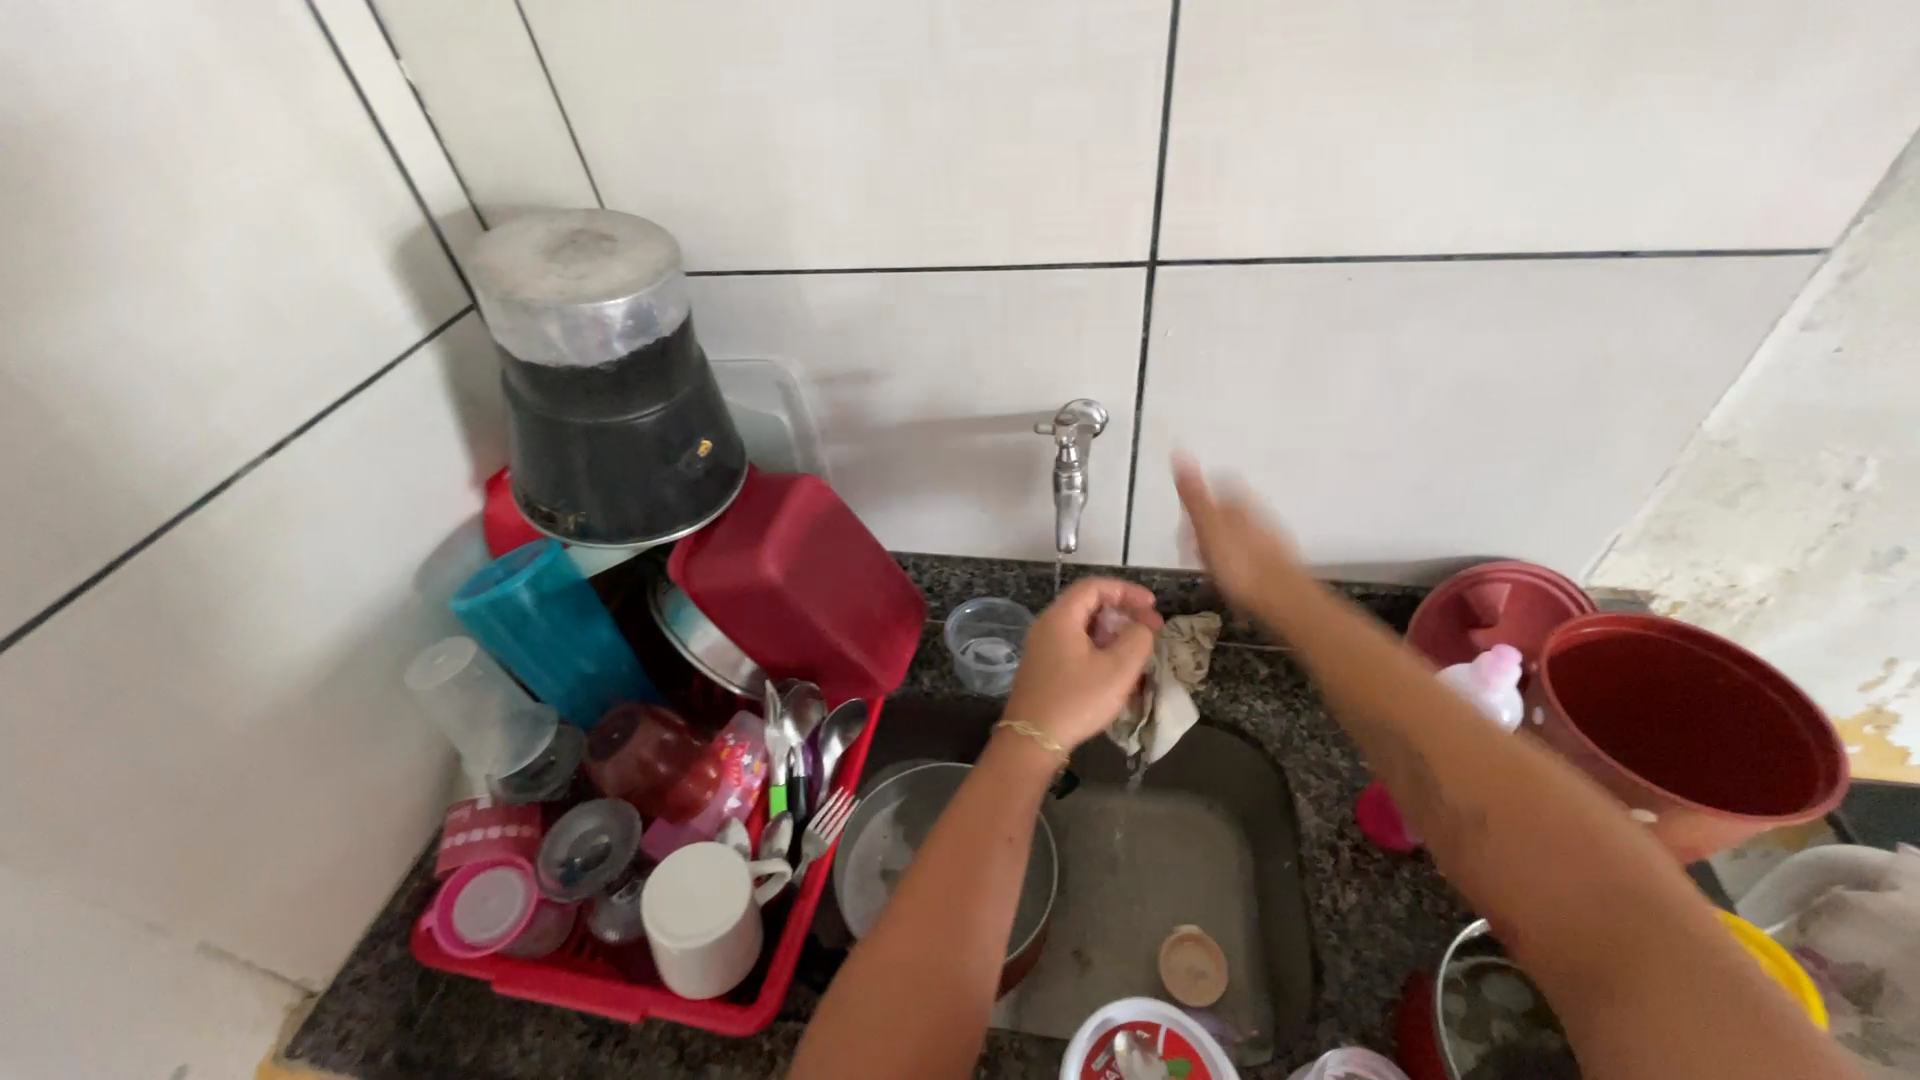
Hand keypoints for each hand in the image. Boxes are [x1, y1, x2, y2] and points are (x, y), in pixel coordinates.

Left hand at [1002, 577, 1161, 749]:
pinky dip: (1098, 649)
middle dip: (1122, 612)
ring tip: (1137, 650)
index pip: (1095, 586)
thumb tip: (1143, 625)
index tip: (1152, 605)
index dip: (1127, 591)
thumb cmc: (1076, 700)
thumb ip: (1137, 638)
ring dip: (1112, 633)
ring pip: (1082, 628)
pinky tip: (1115, 670)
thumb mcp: (1118, 669)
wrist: (1032, 740)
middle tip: (1150, 628)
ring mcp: (1042, 647)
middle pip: (1088, 605)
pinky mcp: (1043, 668)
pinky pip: (1074, 646)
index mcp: (1060, 617)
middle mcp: (1047, 626)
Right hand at [1173, 454, 1307, 612]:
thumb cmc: (1238, 564)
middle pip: (1227, 508)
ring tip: (1209, 568)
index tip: (1186, 523)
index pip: (1217, 484)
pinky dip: (1235, 562)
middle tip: (1192, 549)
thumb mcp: (1208, 527)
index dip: (1197, 501)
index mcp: (1240, 502)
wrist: (1282, 600)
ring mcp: (1270, 537)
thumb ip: (1194, 493)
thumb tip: (1179, 451)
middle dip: (1206, 525)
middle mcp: (1258, 513)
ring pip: (1237, 532)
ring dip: (1219, 546)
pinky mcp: (1276, 561)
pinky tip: (1231, 579)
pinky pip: (1248, 554)